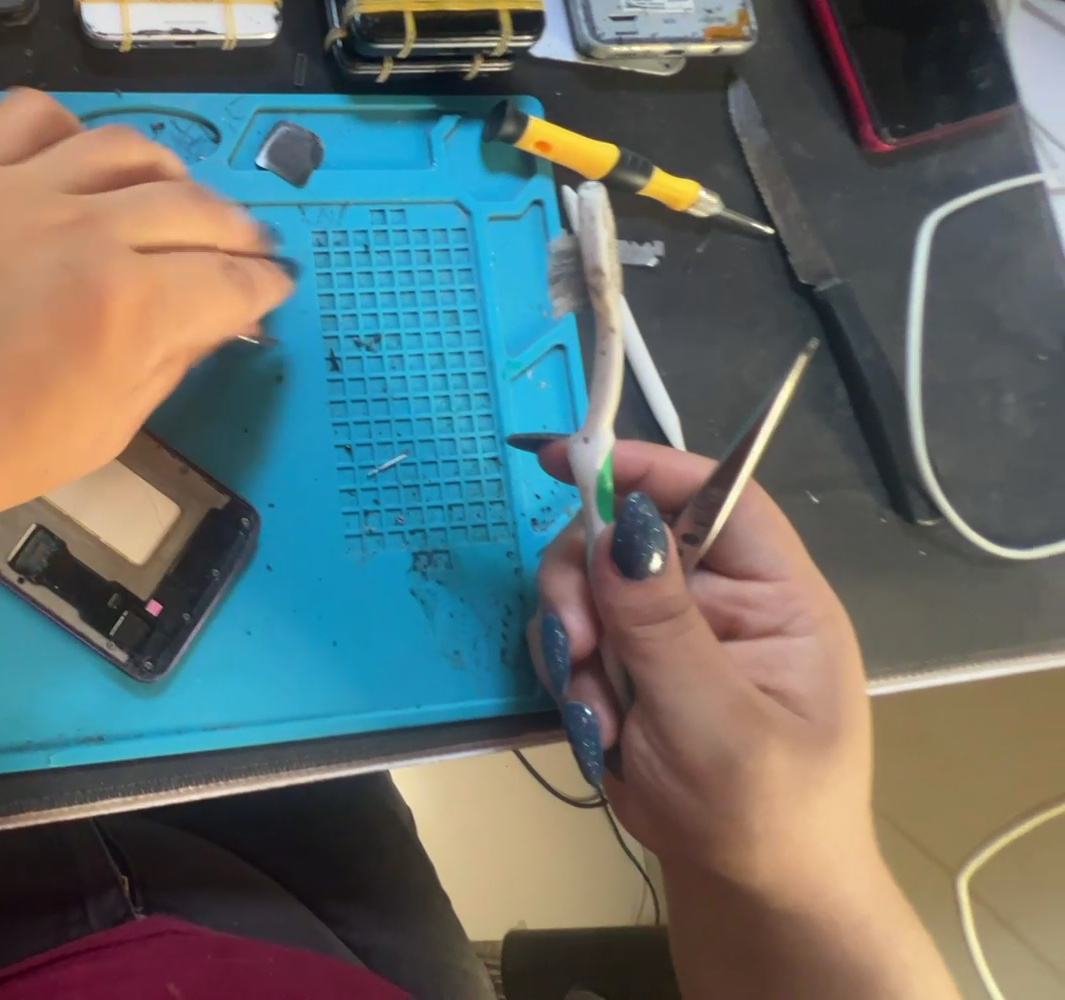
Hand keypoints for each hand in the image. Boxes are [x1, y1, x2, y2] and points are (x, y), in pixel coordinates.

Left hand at [0, 89, 291, 540]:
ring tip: (177, 202)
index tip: (274, 291)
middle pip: (195, 208)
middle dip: (238, 233)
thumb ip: (170, 365)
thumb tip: (215, 322)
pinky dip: (70, 132)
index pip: (229, 282)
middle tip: (245, 251)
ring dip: (171, 176)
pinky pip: (31, 117)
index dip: (264, 288)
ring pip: (127, 149)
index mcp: (129, 311)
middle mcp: (87, 233)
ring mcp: (20, 192)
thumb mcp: (103, 434)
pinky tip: (79, 165)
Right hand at [525, 442, 877, 900]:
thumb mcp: (711, 718)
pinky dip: (562, 664)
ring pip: (580, 580)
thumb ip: (662, 624)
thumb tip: (618, 529)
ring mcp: (660, 622)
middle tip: (574, 640)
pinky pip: (565, 624)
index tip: (563, 459)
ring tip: (592, 702)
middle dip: (580, 584)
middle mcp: (713, 595)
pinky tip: (591, 713)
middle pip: (621, 536)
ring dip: (569, 637)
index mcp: (771, 598)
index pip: (713, 498)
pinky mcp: (619, 649)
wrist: (736, 875)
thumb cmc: (756, 806)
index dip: (645, 468)